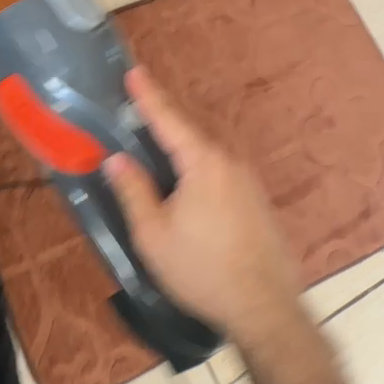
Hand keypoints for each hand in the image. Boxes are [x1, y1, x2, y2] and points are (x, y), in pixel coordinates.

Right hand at [103, 68, 303, 336]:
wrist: (268, 313)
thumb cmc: (202, 270)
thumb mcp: (153, 234)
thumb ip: (133, 190)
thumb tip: (116, 159)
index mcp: (203, 163)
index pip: (168, 119)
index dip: (148, 96)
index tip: (134, 71)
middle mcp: (230, 164)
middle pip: (189, 137)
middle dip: (163, 125)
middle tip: (137, 115)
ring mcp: (250, 185)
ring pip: (206, 159)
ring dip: (181, 154)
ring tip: (156, 156)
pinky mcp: (259, 207)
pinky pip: (220, 177)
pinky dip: (198, 174)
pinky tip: (187, 193)